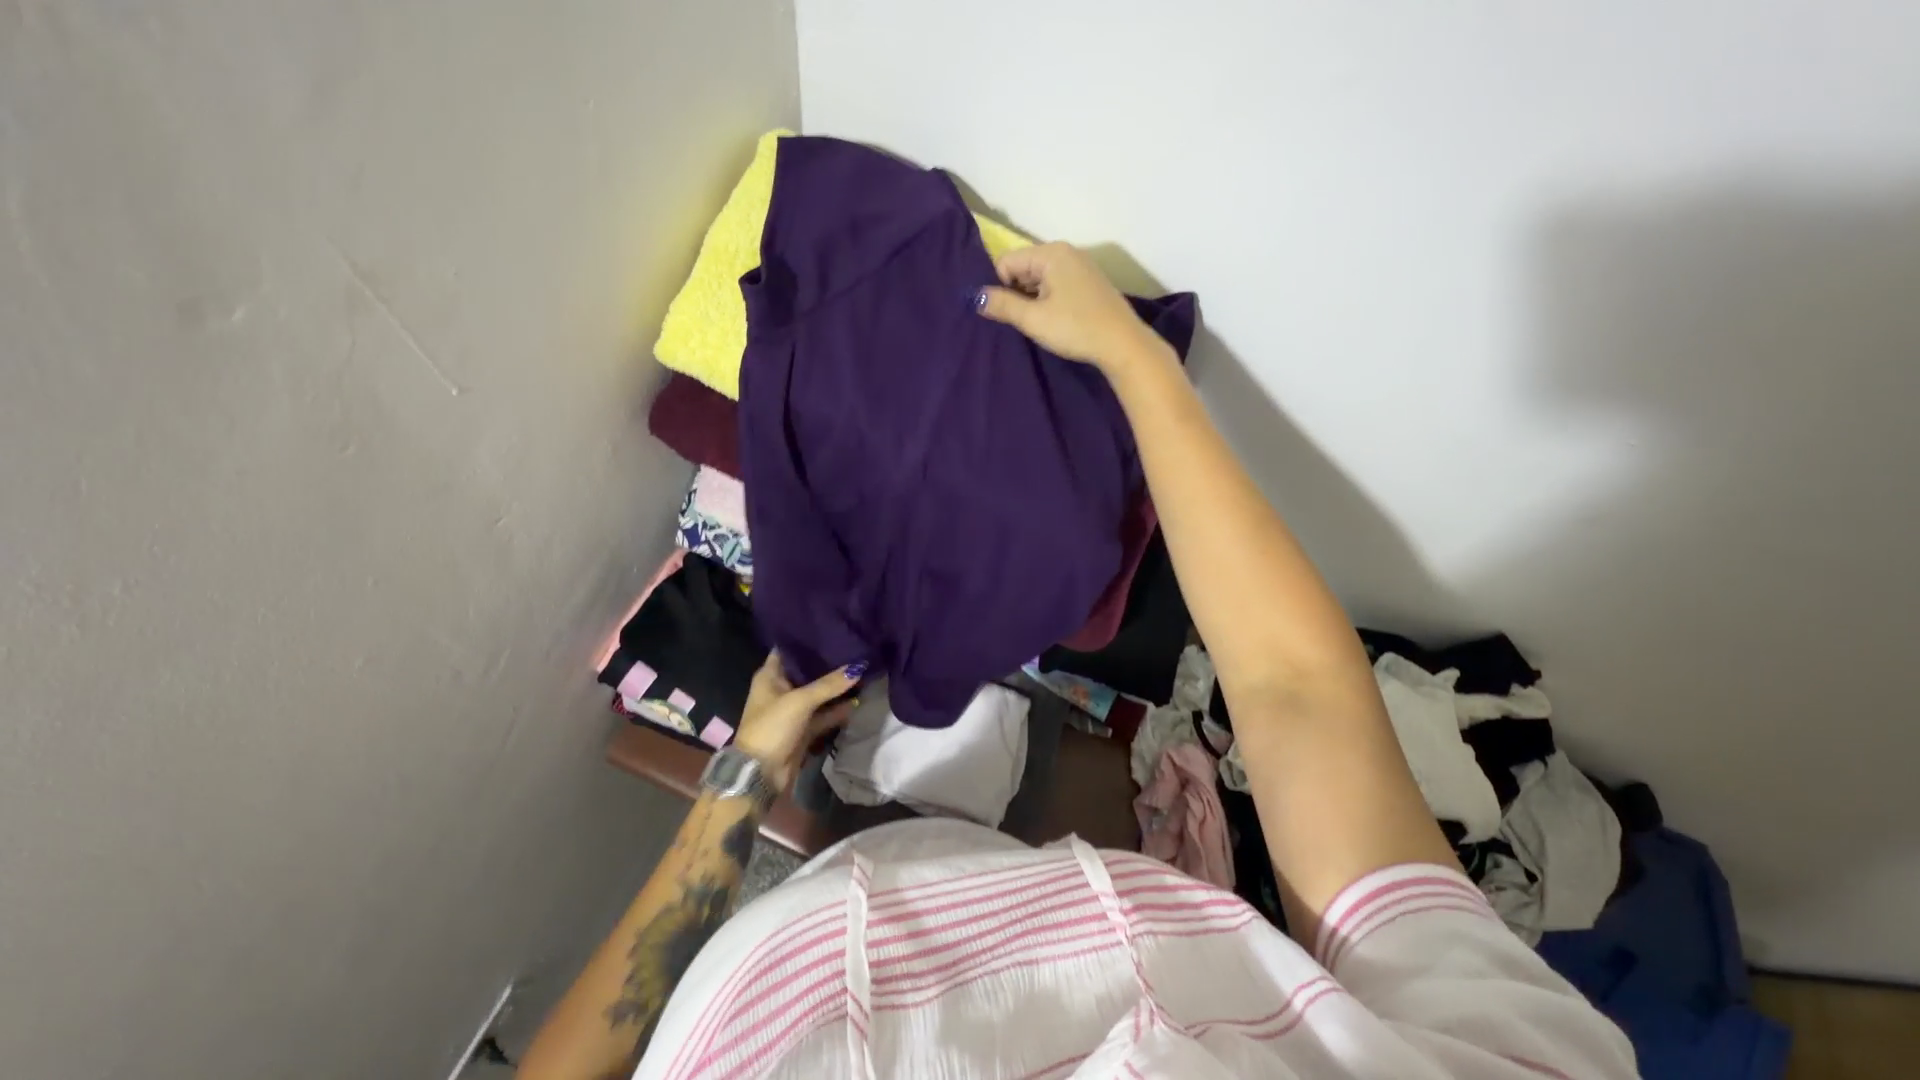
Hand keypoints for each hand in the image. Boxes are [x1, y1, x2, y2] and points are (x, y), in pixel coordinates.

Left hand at [731, 652, 861, 789]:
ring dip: (836, 687)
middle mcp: (780, 689)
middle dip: (828, 662)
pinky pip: (823, 714)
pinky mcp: (803, 729)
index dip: (806, 639)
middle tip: (854, 646)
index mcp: (769, 676)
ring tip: (862, 669)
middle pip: (807, 671)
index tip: (830, 626)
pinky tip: (858, 699)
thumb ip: (829, 684)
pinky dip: (837, 709)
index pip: (788, 649)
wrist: (761, 773)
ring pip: (818, 694)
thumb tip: (859, 666)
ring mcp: (792, 710)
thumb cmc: (772, 726)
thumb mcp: (800, 701)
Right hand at [975, 242, 1169, 373]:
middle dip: (1016, 293)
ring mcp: (1081, 266)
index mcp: (1050, 253)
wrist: (1123, 344)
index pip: (1006, 262)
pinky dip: (1049, 300)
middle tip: (1021, 321)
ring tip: (1038, 324)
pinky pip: (1057, 285)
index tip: (1006, 313)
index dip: (999, 287)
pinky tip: (1055, 321)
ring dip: (1033, 299)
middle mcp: (1066, 252)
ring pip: (1040, 278)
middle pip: (1023, 268)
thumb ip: (1002, 305)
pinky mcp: (1090, 283)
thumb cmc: (1075, 328)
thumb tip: (975, 297)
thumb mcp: (1034, 319)